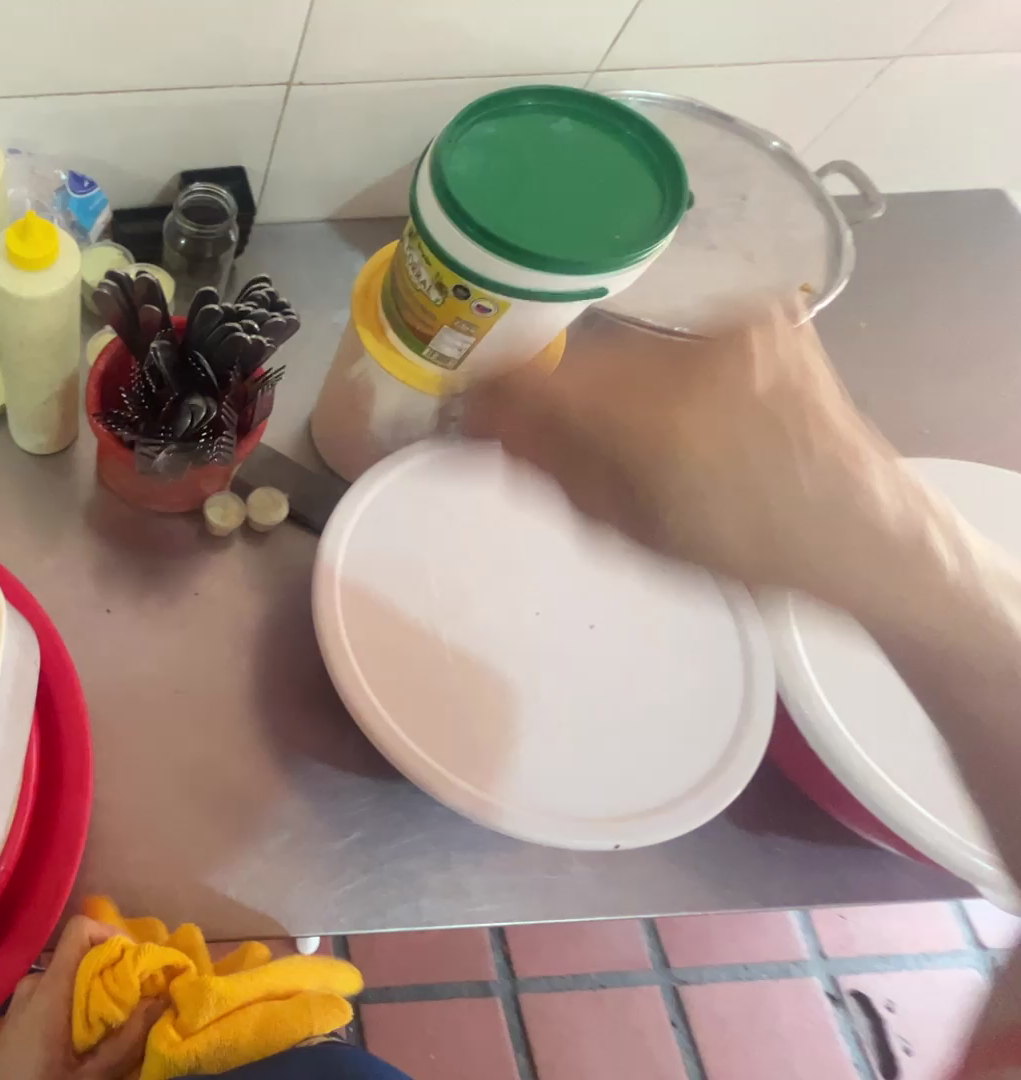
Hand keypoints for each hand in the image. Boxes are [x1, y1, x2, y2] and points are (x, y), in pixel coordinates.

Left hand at [0, 916, 164, 1079]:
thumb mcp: (91, 1078)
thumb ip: (127, 1039)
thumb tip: (162, 998)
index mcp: (49, 988)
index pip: (80, 929)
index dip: (112, 935)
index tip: (137, 964)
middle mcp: (33, 982)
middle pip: (78, 953)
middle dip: (112, 970)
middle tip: (138, 1000)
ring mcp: (21, 998)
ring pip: (67, 975)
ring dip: (95, 990)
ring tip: (117, 1022)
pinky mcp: (17, 1015)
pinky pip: (53, 992)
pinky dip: (76, 1002)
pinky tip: (87, 1035)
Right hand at [462, 301, 930, 616]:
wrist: (866, 529)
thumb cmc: (732, 545)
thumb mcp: (614, 522)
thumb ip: (540, 463)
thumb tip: (473, 423)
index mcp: (656, 411)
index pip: (531, 374)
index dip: (484, 390)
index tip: (464, 412)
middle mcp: (698, 348)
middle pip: (570, 355)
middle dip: (536, 390)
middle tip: (520, 429)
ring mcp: (737, 323)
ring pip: (615, 343)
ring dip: (587, 380)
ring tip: (595, 428)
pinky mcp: (763, 315)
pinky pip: (661, 334)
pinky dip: (638, 366)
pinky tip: (652, 407)